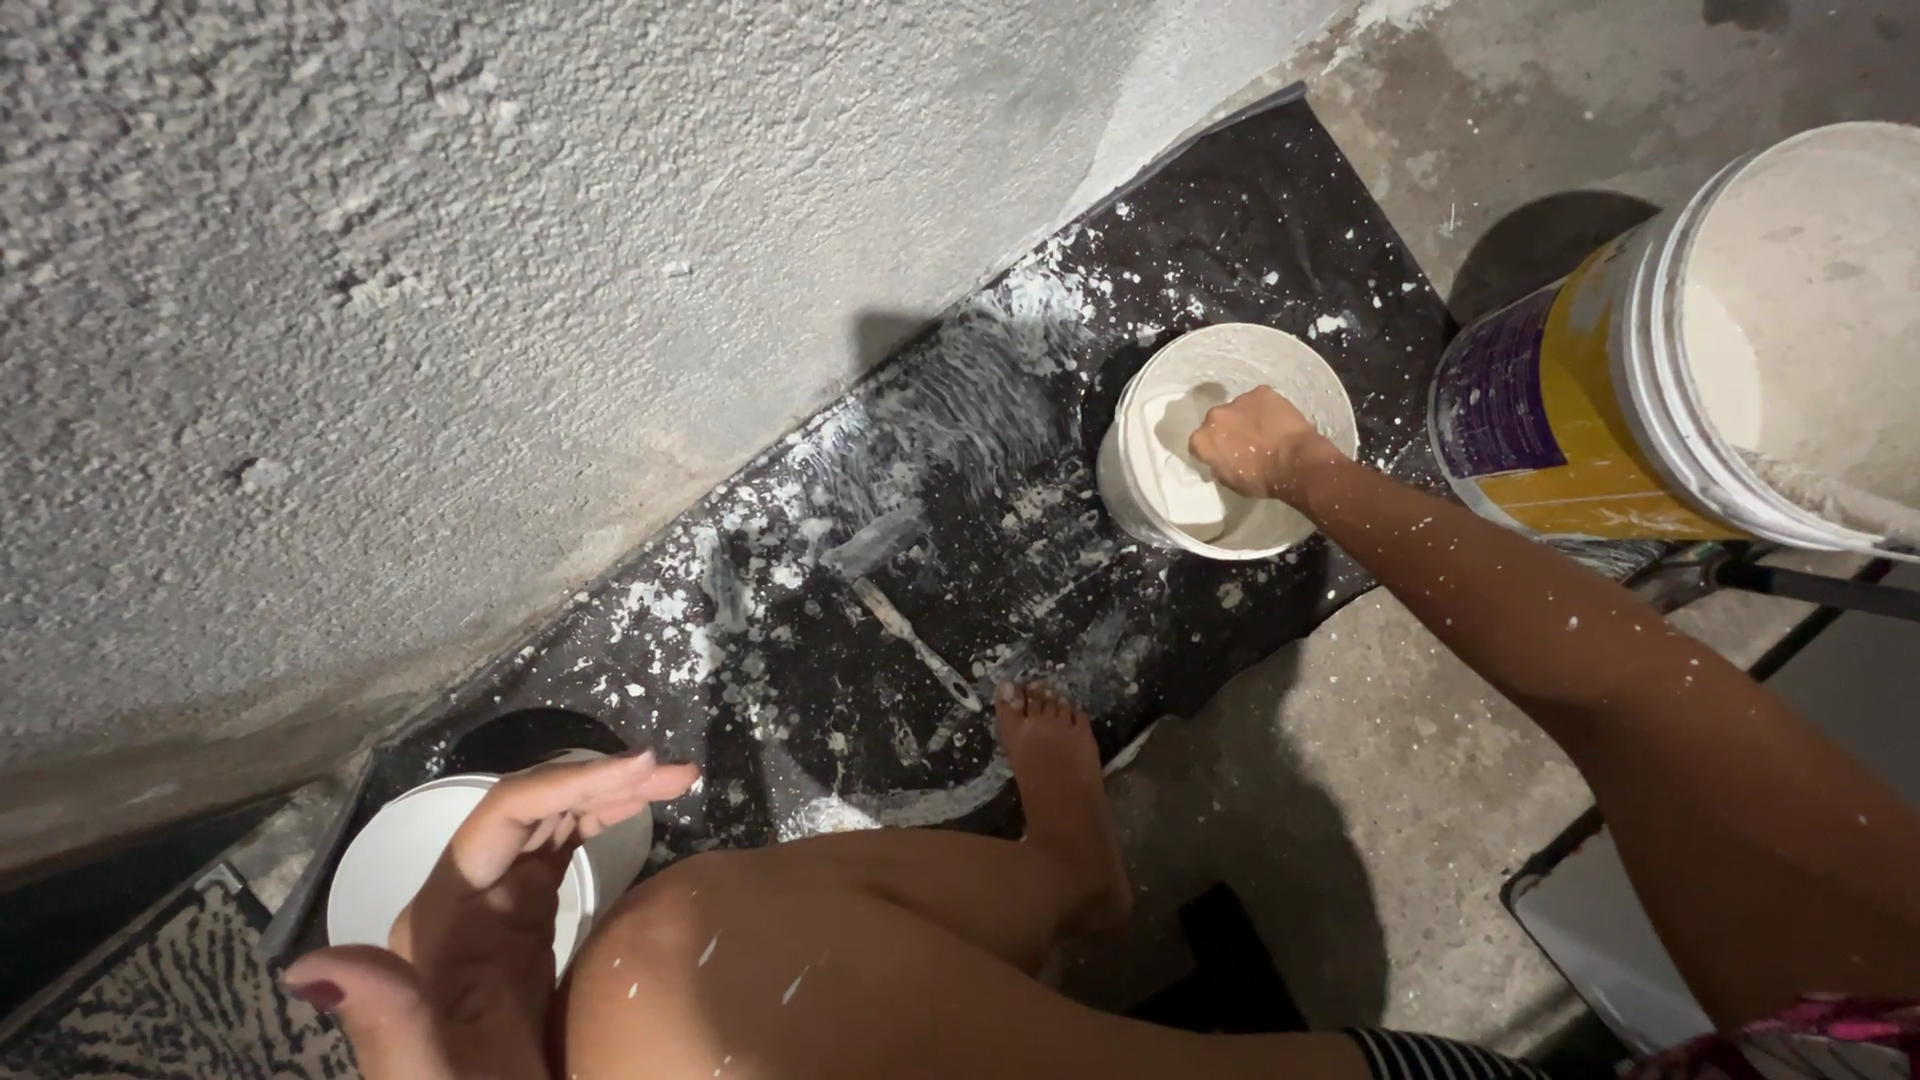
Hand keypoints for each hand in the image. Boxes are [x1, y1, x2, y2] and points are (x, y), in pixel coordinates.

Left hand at [283, 751, 699, 1079]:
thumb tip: (310, 962)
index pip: (505, 817)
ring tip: (677, 778)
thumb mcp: (429, 1077)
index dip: (571, 782)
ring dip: (615, 789)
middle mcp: (470, 893)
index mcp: (442, 917)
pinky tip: (642, 809)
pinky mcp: (531, 912)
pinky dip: (608, 816)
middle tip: (678, 772)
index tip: (643, 769)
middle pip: (537, 805)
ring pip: (557, 816)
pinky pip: (569, 843)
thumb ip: (386, 1020)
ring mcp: (502, 901)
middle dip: (606, 777)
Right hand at [1187, 385, 1342, 503]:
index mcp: (1201, 440)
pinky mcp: (1262, 392)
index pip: (1200, 442)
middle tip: (1245, 441)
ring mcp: (1238, 401)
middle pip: (1217, 421)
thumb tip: (1220, 457)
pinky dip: (1267, 408)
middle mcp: (1214, 416)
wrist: (1294, 464)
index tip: (1223, 454)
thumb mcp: (1228, 480)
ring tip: (1265, 430)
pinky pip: (1261, 399)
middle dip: (1227, 429)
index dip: (1212, 448)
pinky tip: (1278, 420)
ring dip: (1247, 417)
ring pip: (1239, 408)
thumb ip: (1217, 463)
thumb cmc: (1259, 480)